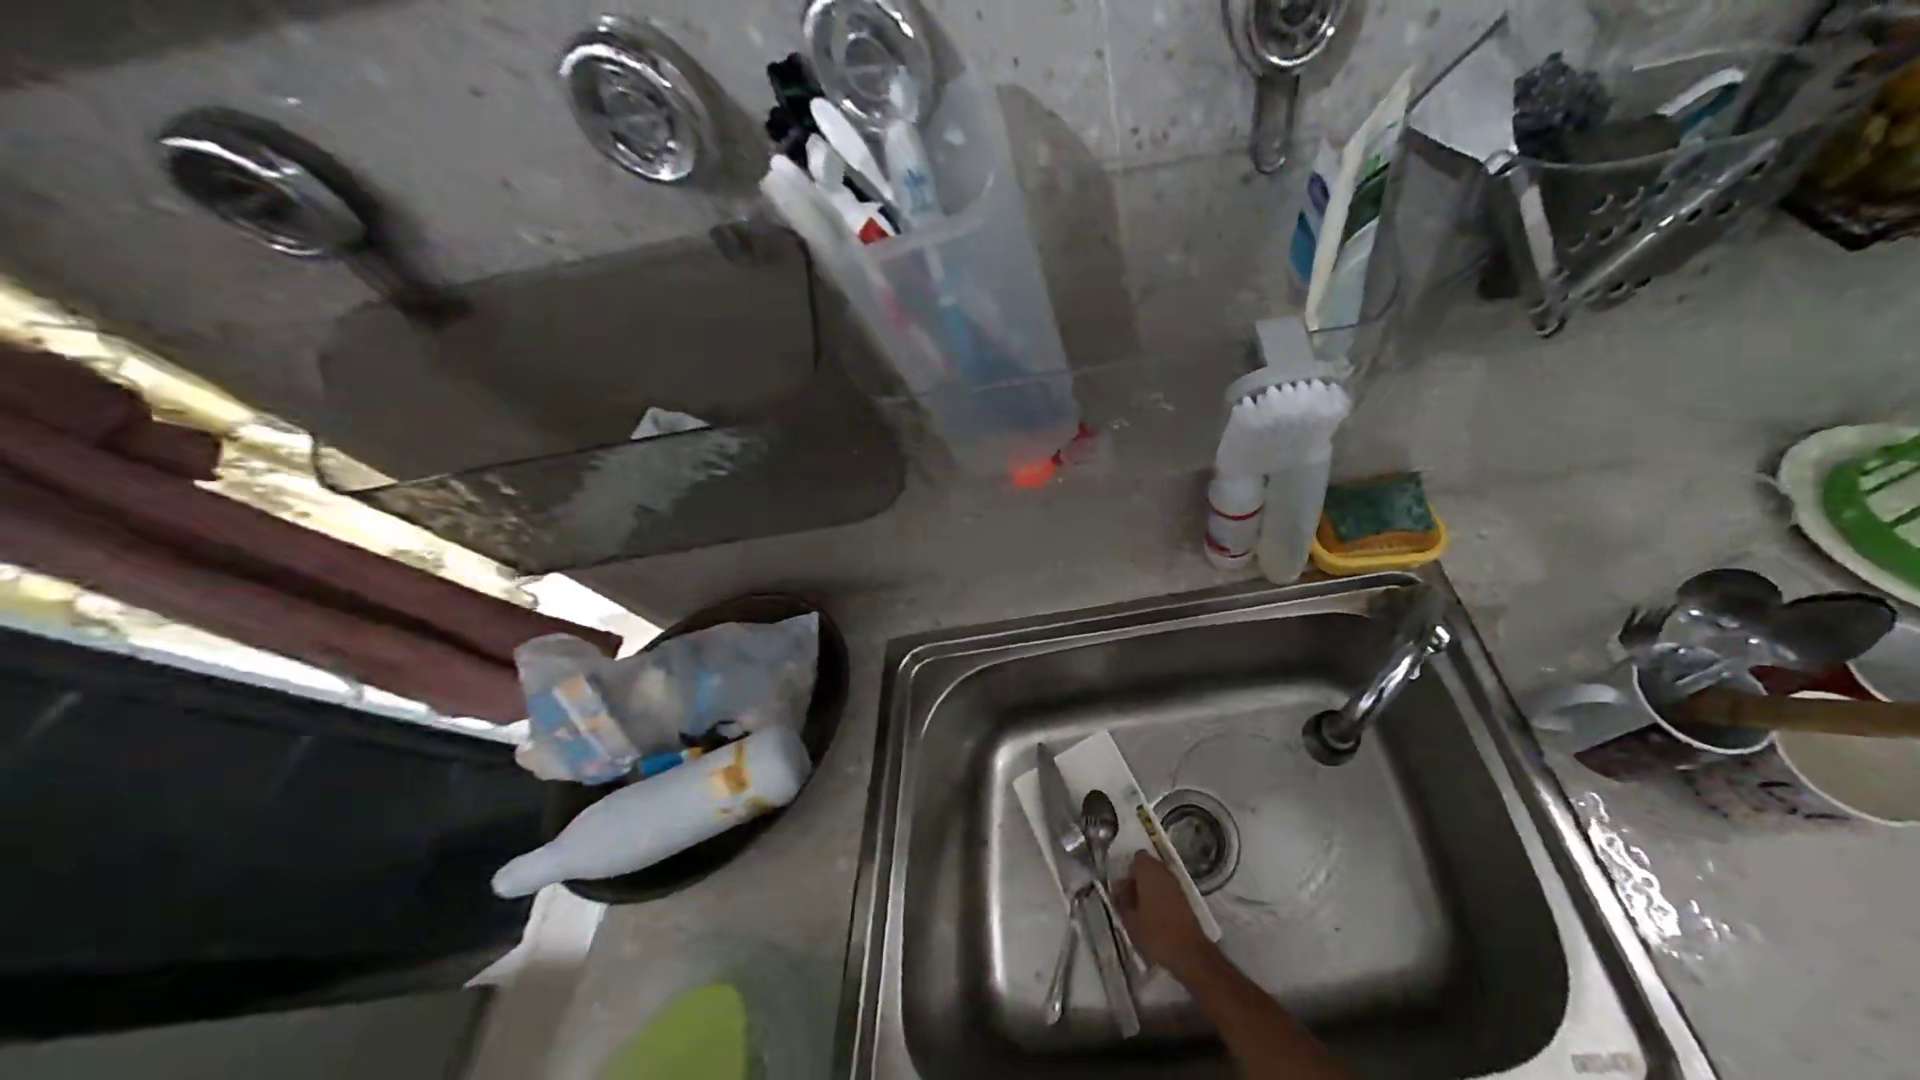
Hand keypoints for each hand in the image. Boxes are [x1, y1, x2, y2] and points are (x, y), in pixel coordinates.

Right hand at [1113, 851, 1213, 979]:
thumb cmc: (1155, 933)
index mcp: (1148, 870)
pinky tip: (1154, 916)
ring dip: (1149, 889)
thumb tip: (1119, 891)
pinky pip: (1167, 890)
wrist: (1189, 953)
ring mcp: (1177, 885)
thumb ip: (1121, 900)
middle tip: (1128, 898)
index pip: (1136, 857)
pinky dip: (1159, 897)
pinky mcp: (1185, 899)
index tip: (1121, 887)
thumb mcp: (1129, 919)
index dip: (1127, 870)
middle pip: (1148, 867)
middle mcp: (1164, 872)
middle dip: (1138, 879)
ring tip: (1140, 909)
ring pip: (1158, 879)